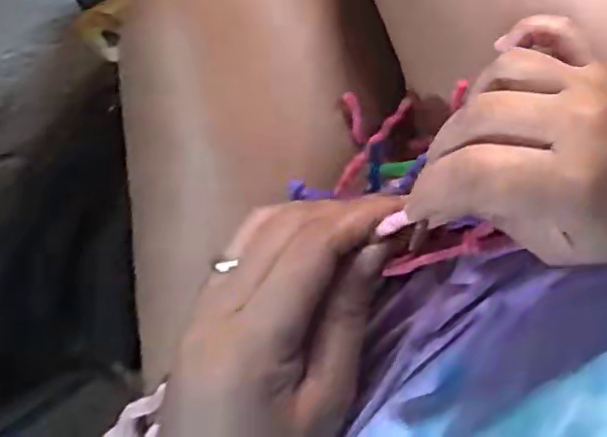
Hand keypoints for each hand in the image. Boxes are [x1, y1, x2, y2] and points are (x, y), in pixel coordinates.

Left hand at [161, 197, 399, 436]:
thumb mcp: (327, 398)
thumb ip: (349, 313)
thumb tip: (381, 239)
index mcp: (249, 339)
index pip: (312, 244)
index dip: (364, 215)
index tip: (409, 208)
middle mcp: (216, 309)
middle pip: (288, 223)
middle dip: (347, 209)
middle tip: (393, 215)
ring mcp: (199, 307)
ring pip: (263, 222)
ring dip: (317, 211)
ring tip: (360, 225)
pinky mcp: (197, 311)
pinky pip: (244, 243)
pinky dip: (287, 226)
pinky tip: (317, 239)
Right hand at [406, 16, 606, 265]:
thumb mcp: (564, 247)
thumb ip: (505, 217)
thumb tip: (454, 191)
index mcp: (570, 178)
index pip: (473, 172)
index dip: (431, 191)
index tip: (420, 208)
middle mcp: (574, 119)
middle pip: (479, 117)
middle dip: (442, 150)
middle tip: (438, 173)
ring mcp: (587, 81)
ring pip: (505, 70)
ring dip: (472, 100)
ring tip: (469, 129)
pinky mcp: (598, 61)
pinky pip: (554, 28)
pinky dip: (523, 32)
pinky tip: (503, 49)